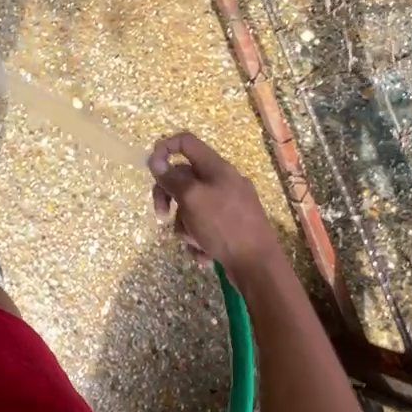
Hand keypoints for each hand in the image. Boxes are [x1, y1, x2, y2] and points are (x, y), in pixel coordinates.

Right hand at [149, 131, 282, 283]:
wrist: (259, 268)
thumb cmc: (224, 226)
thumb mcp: (191, 198)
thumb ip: (171, 178)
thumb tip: (155, 161)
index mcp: (217, 168)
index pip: (185, 142)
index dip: (164, 149)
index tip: (152, 169)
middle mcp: (223, 182)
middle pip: (183, 177)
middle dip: (168, 197)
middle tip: (161, 215)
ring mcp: (229, 206)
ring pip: (191, 205)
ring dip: (185, 225)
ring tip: (194, 241)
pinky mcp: (231, 227)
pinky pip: (204, 225)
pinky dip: (199, 238)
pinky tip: (205, 253)